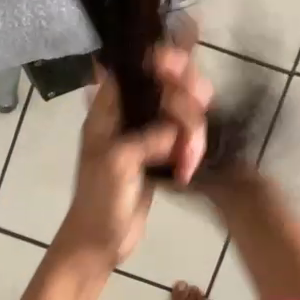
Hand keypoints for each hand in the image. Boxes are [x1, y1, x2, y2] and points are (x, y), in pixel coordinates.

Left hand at [54, 45, 214, 268]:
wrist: (100, 242)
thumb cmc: (99, 201)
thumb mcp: (119, 163)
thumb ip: (148, 137)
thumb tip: (176, 132)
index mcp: (108, 111)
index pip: (132, 68)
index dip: (158, 56)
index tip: (178, 60)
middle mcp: (127, 118)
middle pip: (166, 85)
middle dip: (186, 96)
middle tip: (199, 105)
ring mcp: (145, 138)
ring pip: (181, 114)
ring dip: (192, 132)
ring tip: (188, 158)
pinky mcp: (159, 158)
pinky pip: (183, 140)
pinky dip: (190, 151)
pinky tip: (187, 168)